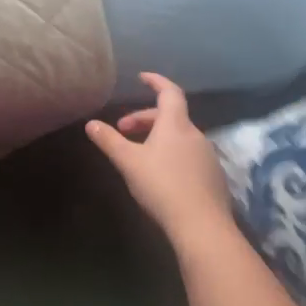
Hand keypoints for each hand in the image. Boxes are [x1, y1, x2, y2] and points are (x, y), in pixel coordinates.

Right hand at [86, 73, 234, 242]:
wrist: (203, 227)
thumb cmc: (162, 186)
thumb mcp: (128, 162)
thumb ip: (109, 140)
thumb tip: (90, 124)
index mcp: (176, 125)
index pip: (169, 92)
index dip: (156, 81)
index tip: (142, 78)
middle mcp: (195, 135)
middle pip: (170, 116)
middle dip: (145, 119)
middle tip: (123, 131)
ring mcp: (208, 157)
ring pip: (180, 137)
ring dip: (158, 138)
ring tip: (139, 154)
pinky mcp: (214, 178)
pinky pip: (190, 155)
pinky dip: (172, 154)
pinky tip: (161, 175)